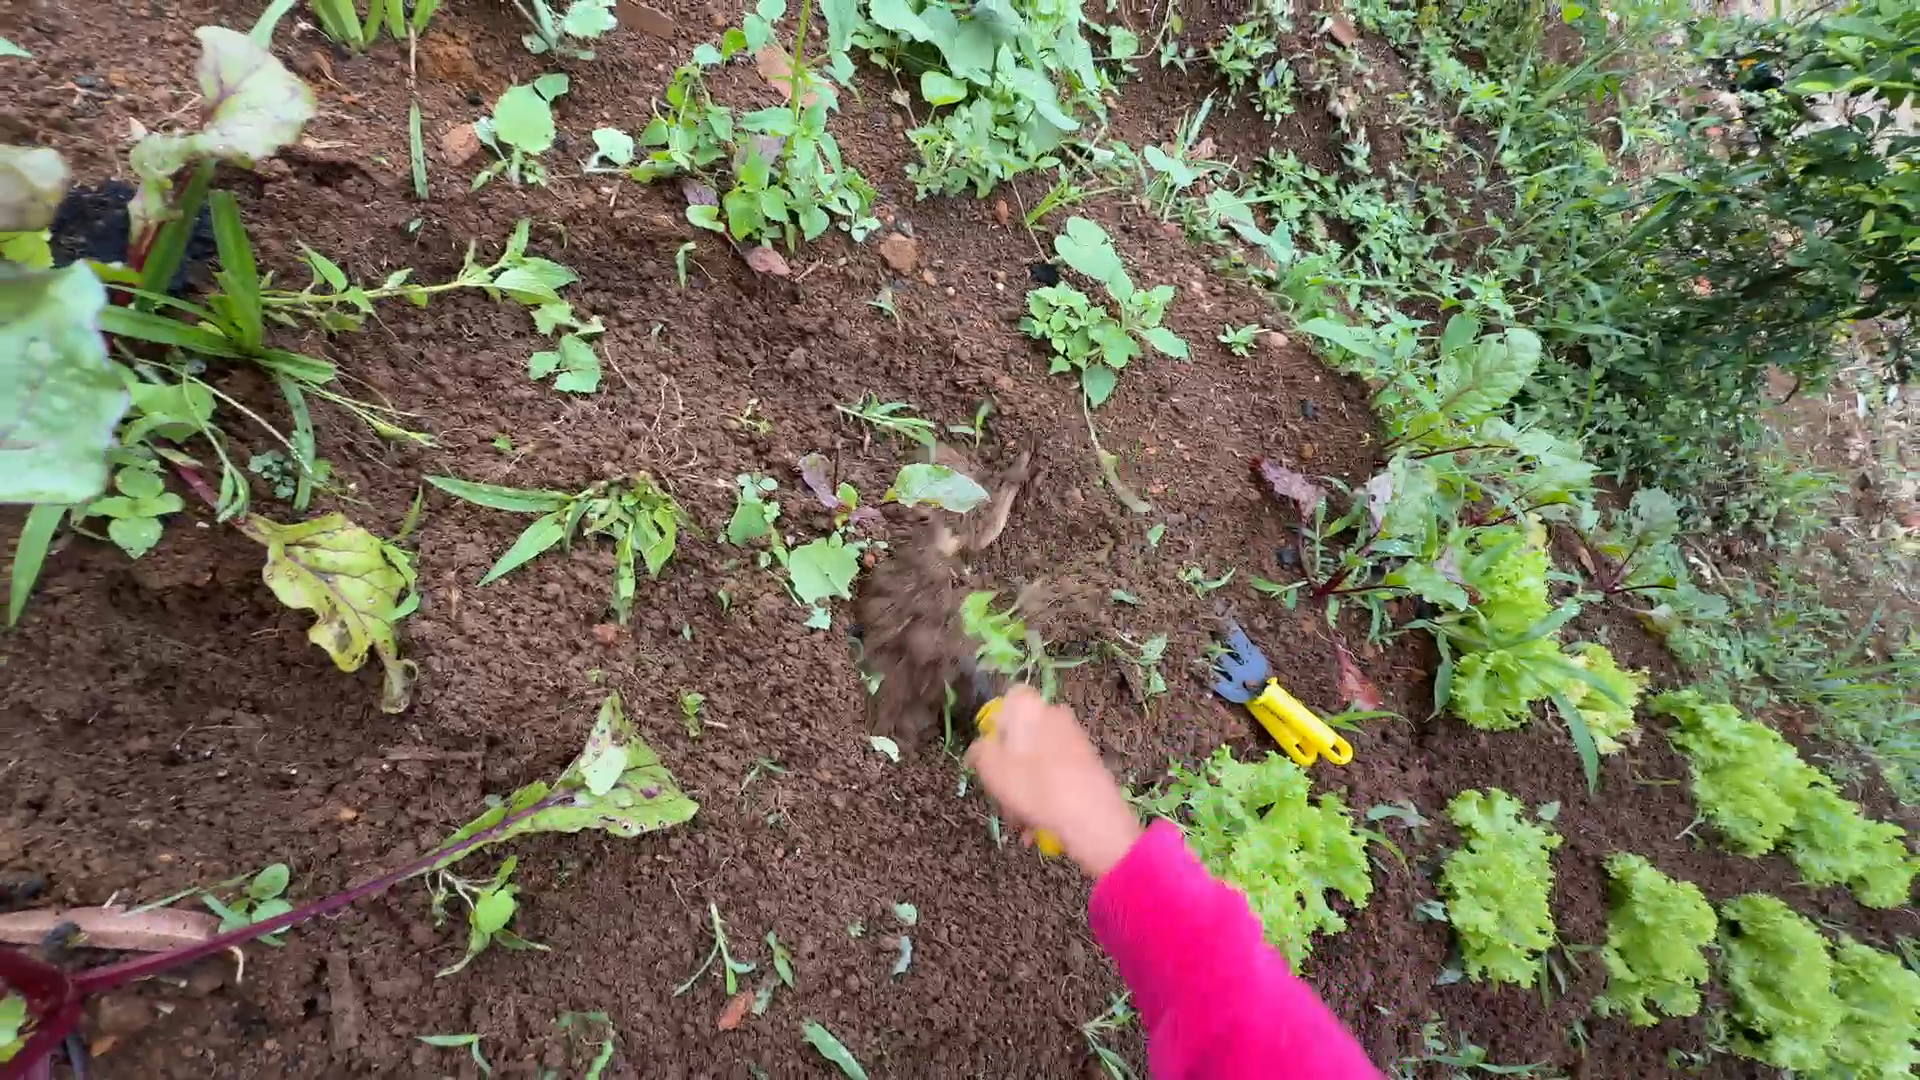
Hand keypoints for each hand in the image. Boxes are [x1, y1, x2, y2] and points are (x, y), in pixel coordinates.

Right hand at [966, 686, 1142, 878]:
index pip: (1008, 699)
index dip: (995, 726)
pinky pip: (1056, 774)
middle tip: (1002, 795)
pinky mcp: (1088, 763)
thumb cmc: (1035, 787)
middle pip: (1021, 736)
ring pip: (1037, 760)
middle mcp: (1054, 715)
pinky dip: (1045, 795)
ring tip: (1020, 821)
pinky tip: (1037, 825)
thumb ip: (979, 752)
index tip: (990, 753)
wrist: (1092, 817)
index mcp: (1030, 708)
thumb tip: (979, 748)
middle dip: (1008, 769)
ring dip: (1024, 789)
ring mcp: (1074, 738)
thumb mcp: (991, 768)